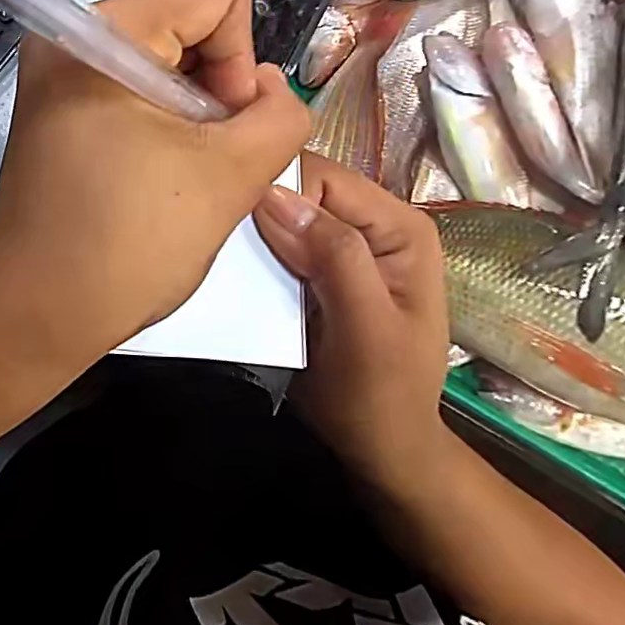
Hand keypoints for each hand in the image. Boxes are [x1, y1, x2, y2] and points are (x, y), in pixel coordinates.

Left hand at [0, 0, 308, 363]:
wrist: (39, 312)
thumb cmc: (123, 245)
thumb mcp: (230, 176)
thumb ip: (281, 114)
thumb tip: (270, 86)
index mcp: (101, 35)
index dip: (240, 56)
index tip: (220, 124)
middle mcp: (72, 39)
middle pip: (190, 22)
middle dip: (216, 89)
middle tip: (204, 157)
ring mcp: (62, 74)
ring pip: (169, 62)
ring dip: (194, 114)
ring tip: (182, 173)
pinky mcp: (62, 109)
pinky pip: (138, 91)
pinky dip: (166, 126)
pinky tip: (161, 174)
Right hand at [254, 153, 454, 480]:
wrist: (380, 446)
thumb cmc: (380, 394)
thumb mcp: (365, 328)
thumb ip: (333, 257)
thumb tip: (274, 196)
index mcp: (400, 227)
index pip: (326, 178)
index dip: (280, 192)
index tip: (239, 226)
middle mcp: (374, 225)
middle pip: (304, 188)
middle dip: (263, 209)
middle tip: (224, 240)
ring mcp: (345, 246)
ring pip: (286, 212)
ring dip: (254, 230)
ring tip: (224, 253)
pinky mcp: (318, 267)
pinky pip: (279, 240)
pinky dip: (255, 250)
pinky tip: (236, 267)